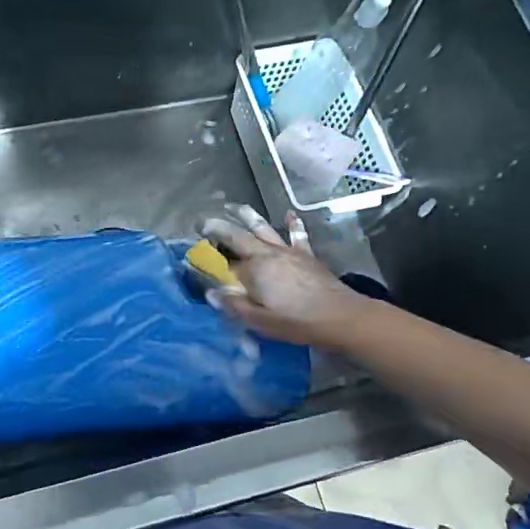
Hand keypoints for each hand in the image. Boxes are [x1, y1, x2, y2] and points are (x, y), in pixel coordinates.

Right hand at [200, 204, 370, 346]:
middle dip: (217, 227)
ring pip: (263, 227)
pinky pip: (296, 234)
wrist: (339, 316)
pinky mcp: (305, 254)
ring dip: (246, 215)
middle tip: (201, 223)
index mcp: (253, 270)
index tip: (190, 258)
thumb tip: (211, 293)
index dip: (205, 261)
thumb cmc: (296, 322)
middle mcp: (267, 254)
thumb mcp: (259, 321)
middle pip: (238, 235)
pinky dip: (291, 223)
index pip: (222, 264)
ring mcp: (288, 251)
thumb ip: (234, 305)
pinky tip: (288, 214)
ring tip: (233, 206)